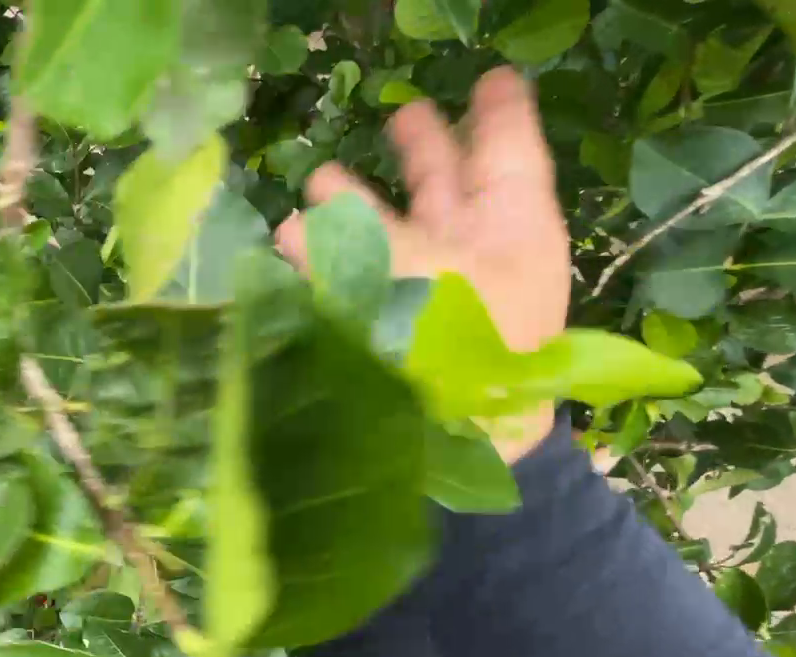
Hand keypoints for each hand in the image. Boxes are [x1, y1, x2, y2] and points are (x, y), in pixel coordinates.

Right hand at [274, 67, 567, 460]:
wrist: (460, 442)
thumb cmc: (465, 350)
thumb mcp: (423, 275)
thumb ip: (359, 242)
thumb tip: (291, 226)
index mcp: (508, 229)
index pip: (502, 154)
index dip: (494, 113)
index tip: (490, 76)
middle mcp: (470, 254)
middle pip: (444, 188)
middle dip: (418, 151)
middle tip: (396, 115)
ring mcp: (427, 293)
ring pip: (391, 233)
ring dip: (353, 206)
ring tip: (316, 183)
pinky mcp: (388, 326)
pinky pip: (355, 279)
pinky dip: (323, 262)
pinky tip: (288, 249)